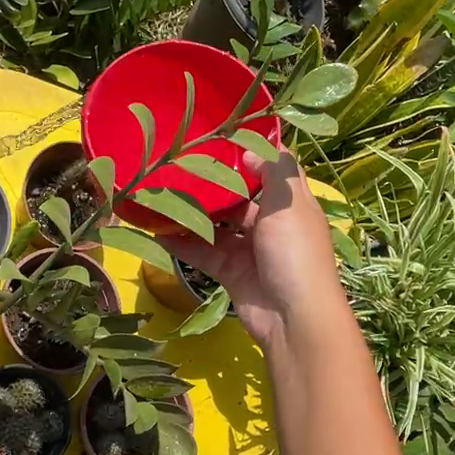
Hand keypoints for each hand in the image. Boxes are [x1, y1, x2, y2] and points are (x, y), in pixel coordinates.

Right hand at [158, 147, 342, 348]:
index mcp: (290, 204)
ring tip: (163, 197)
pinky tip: (159, 234)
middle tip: (180, 167)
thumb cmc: (295, 253)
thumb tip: (249, 152)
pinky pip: (203, 253)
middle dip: (212, 185)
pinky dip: (183, 245)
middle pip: (239, 198)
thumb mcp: (289, 204)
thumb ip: (274, 171)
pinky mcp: (230, 272)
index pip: (272, 171)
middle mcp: (270, 224)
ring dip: (193, 215)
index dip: (251, 154)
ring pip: (217, 226)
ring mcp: (249, 250)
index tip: (220, 137)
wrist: (292, 316)